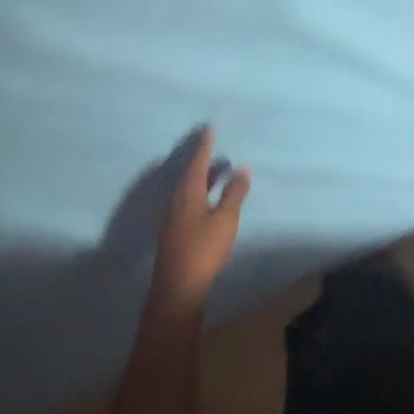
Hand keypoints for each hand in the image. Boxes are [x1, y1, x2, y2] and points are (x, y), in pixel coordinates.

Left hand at [151, 128, 250, 316]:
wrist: (179, 283)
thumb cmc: (204, 248)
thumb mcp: (226, 219)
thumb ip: (235, 193)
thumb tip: (242, 169)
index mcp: (188, 192)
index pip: (197, 162)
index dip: (204, 146)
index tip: (210, 129)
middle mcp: (176, 199)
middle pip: (190, 174)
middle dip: (204, 161)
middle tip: (217, 150)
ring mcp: (172, 215)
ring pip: (188, 188)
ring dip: (203, 178)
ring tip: (219, 172)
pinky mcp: (173, 228)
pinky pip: (186, 200)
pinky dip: (199, 192)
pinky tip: (208, 200)